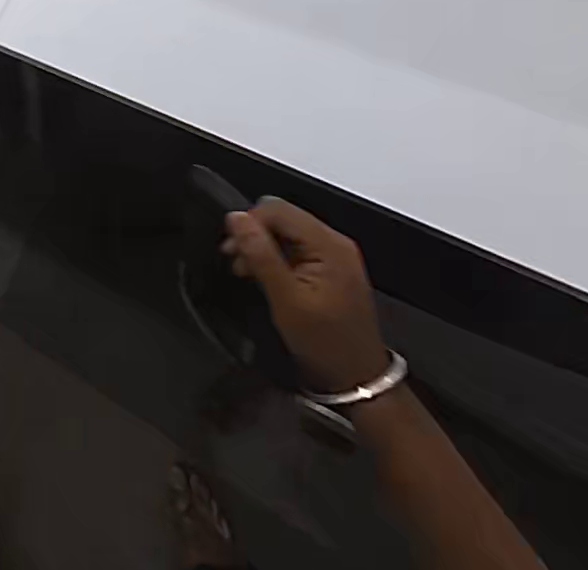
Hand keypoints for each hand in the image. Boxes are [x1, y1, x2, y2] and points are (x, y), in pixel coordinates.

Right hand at [222, 198, 387, 393]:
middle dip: (253, 234)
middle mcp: (334, 243)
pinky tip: (261, 274)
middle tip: (234, 259)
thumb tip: (235, 218)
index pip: (278, 210)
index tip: (230, 247)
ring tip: (244, 270)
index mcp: (329, 246)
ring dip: (259, 245)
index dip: (249, 222)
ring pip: (284, 231)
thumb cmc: (323, 341)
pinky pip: (293, 246)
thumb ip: (260, 254)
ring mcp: (333, 255)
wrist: (356, 378)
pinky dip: (272, 256)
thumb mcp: (286, 298)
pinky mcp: (327, 267)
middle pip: (282, 218)